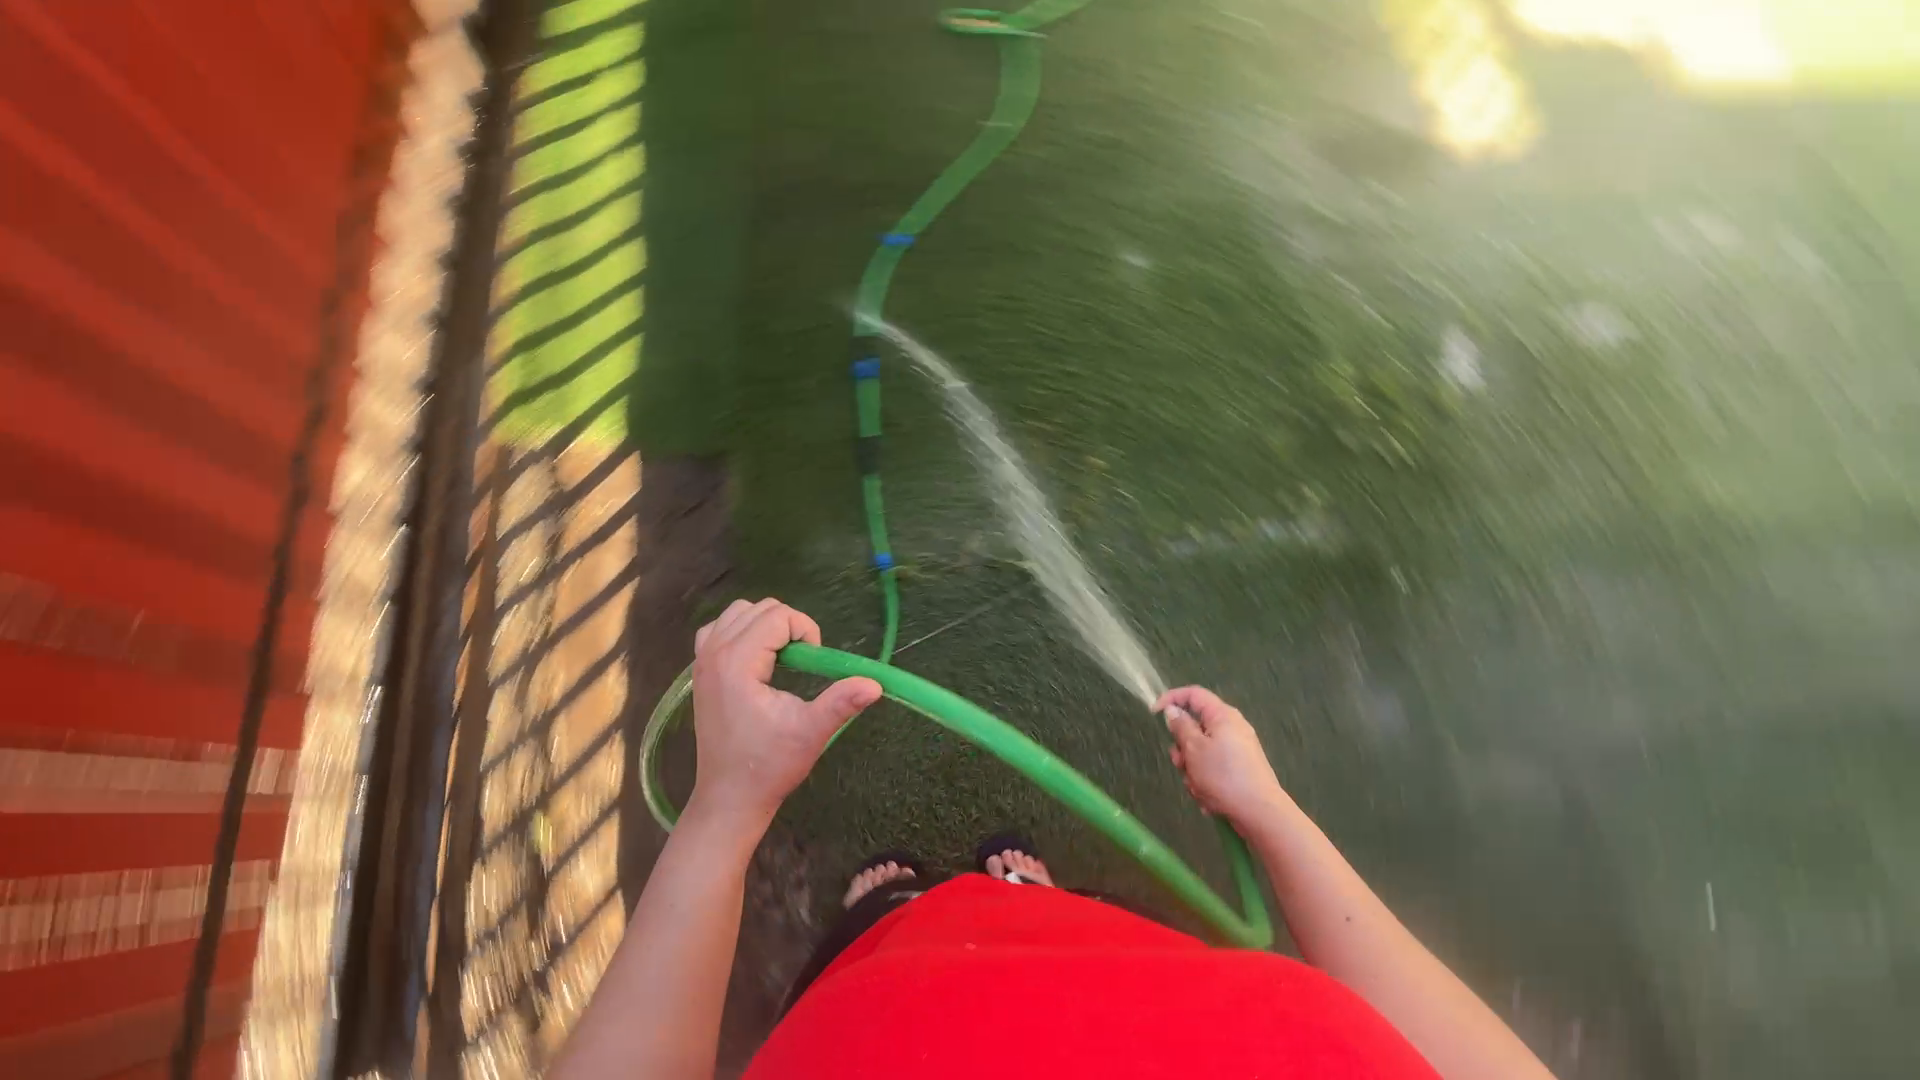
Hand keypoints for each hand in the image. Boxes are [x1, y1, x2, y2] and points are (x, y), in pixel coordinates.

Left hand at [688, 599, 881, 828]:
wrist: (730, 797)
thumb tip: (875, 683)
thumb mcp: (810, 732)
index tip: (815, 662)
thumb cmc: (769, 765)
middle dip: (789, 626)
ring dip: (766, 626)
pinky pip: (719, 630)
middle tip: (803, 662)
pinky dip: (741, 633)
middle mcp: (714, 653)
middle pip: (759, 608)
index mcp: (737, 662)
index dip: (806, 631)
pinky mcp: (701, 672)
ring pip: (737, 613)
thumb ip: (841, 702)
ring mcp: (702, 661)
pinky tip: (757, 660)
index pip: (778, 616)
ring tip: (782, 658)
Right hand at [1157, 686, 1289, 826]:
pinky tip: (1209, 798)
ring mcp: (1237, 750)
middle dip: (1182, 747)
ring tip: (1198, 786)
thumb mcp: (1194, 748)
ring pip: (1200, 751)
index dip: (1171, 698)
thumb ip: (1181, 726)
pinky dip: (1205, 780)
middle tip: (1181, 763)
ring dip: (1192, 769)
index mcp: (1222, 716)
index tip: (1153, 714)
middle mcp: (1232, 728)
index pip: (1193, 694)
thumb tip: (1173, 710)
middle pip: (1195, 727)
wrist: (1259, 813)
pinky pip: (1212, 768)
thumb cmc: (1223, 775)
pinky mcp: (1239, 769)